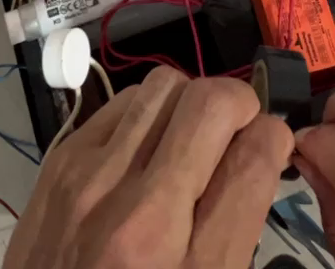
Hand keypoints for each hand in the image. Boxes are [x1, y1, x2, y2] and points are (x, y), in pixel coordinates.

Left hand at [3, 66, 292, 268]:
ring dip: (189, 101)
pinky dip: (146, 111)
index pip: (253, 156)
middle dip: (236, 106)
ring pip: (164, 84)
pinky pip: (122, 100)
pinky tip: (147, 145)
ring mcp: (90, 177)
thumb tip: (261, 145)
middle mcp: (136, 212)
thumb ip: (239, 220)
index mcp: (191, 265)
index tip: (270, 144)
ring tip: (191, 136)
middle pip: (210, 103)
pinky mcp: (61, 160)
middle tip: (235, 133)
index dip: (274, 139)